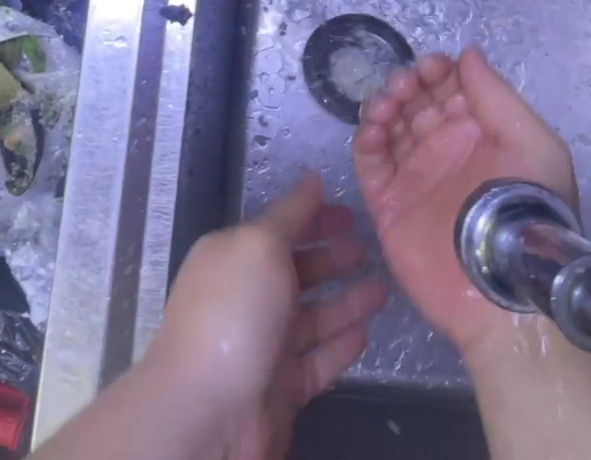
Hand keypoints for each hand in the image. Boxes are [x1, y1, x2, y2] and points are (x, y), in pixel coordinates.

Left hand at [144, 172, 388, 459]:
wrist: (208, 412)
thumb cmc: (234, 312)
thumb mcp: (260, 244)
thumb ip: (290, 213)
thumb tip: (311, 178)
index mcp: (235, 257)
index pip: (280, 227)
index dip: (314, 216)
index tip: (351, 211)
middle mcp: (248, 296)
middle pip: (298, 271)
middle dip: (333, 257)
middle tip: (370, 247)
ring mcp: (265, 344)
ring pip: (314, 316)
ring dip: (346, 300)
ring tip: (383, 287)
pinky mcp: (283, 388)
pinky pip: (319, 359)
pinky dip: (341, 344)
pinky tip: (367, 331)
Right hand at [352, 47, 576, 356]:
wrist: (502, 289)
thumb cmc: (525, 210)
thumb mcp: (532, 144)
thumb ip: (497, 96)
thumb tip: (468, 54)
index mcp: (482, 134)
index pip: (452, 89)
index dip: (437, 72)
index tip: (429, 67)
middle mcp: (446, 149)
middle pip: (416, 102)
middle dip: (406, 84)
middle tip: (404, 86)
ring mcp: (415, 175)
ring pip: (389, 125)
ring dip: (383, 105)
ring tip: (387, 106)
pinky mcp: (388, 202)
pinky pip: (368, 161)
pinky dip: (365, 138)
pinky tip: (373, 130)